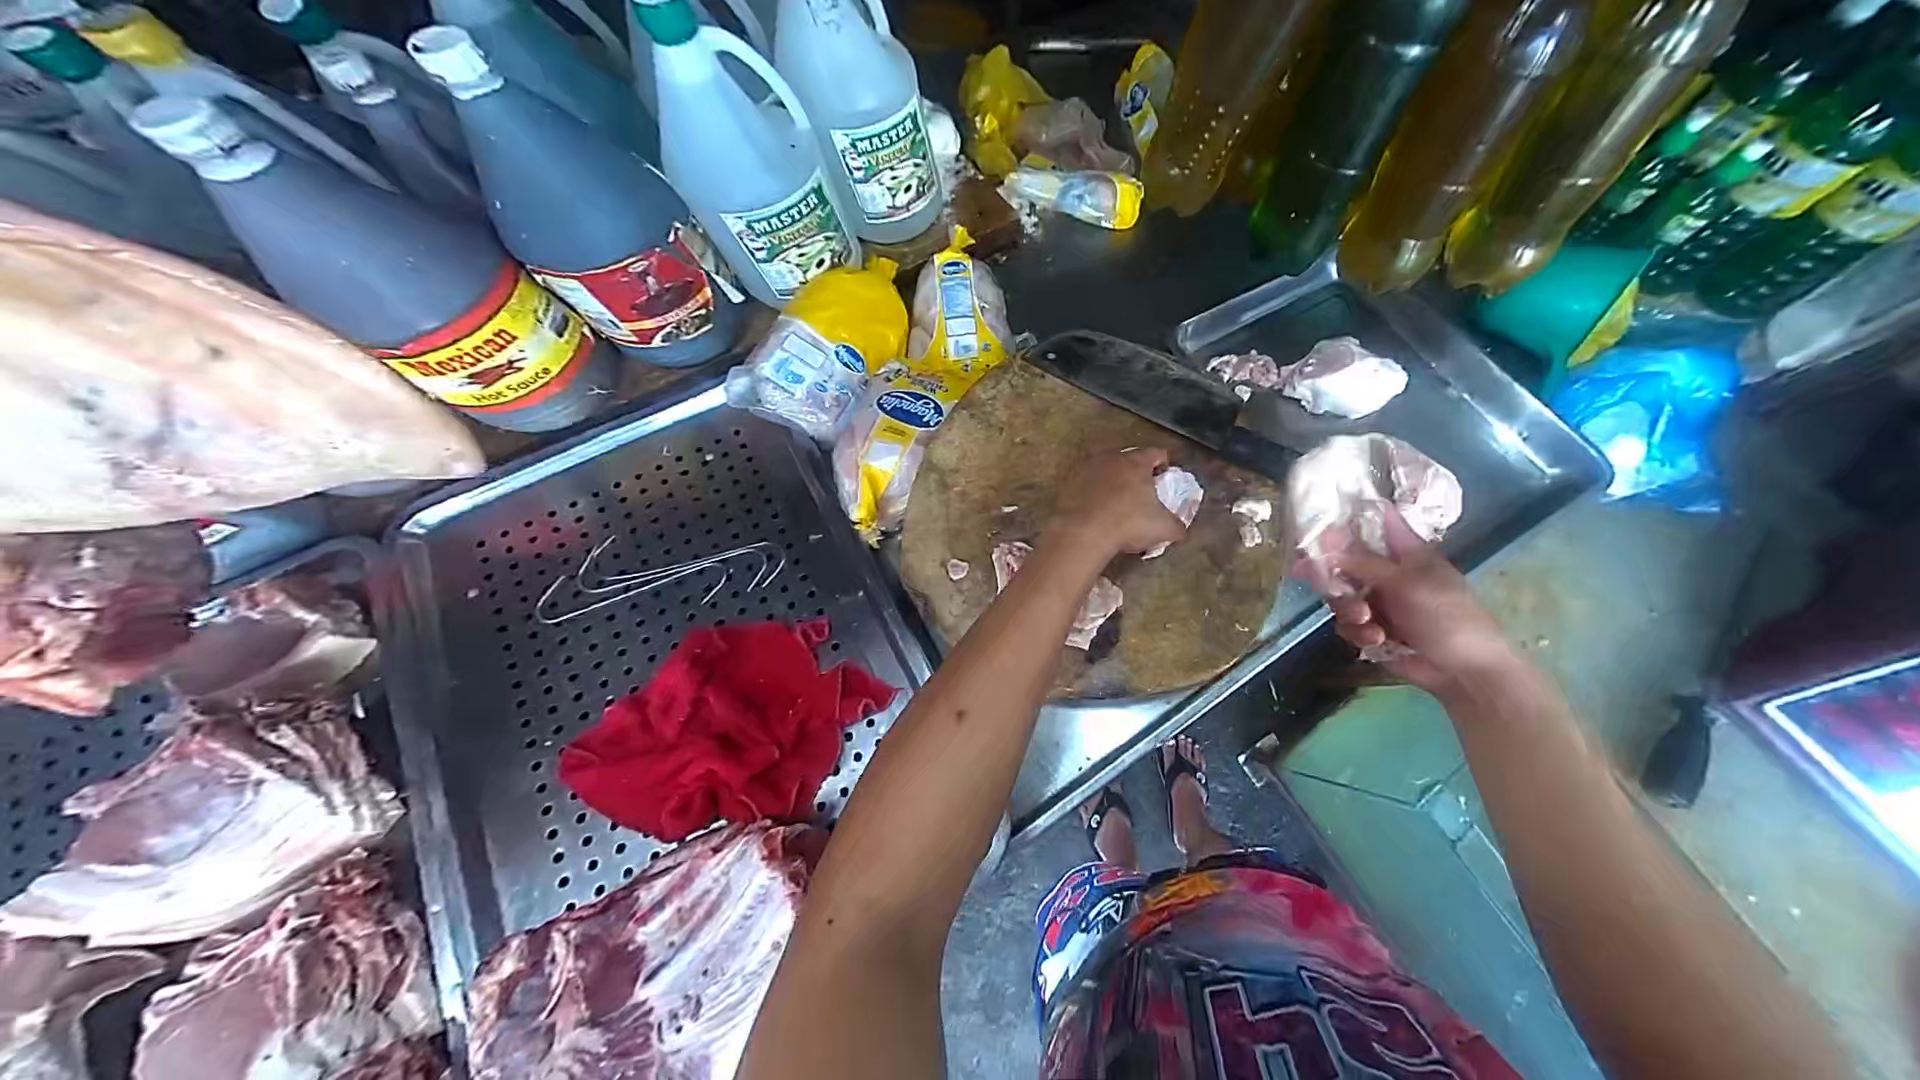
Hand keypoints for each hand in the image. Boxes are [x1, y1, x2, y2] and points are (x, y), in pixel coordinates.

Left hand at [1044, 448, 1188, 558]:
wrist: (1082, 534)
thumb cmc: (1127, 525)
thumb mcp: (1164, 529)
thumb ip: (1178, 526)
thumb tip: (1181, 529)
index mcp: (1137, 462)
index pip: (1157, 453)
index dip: (1165, 465)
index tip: (1166, 478)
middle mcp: (1111, 458)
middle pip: (1130, 458)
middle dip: (1138, 472)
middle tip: (1143, 492)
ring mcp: (1087, 469)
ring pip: (1107, 469)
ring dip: (1114, 481)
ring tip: (1119, 502)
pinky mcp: (1069, 483)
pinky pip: (1087, 483)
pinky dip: (1094, 492)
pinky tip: (1098, 510)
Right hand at [1316, 509, 1524, 696]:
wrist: (1463, 672)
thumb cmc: (1446, 618)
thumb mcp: (1407, 583)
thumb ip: (1364, 563)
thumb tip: (1326, 544)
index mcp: (1406, 555)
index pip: (1376, 524)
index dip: (1347, 522)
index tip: (1318, 531)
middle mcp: (1389, 575)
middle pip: (1345, 563)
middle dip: (1334, 576)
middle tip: (1321, 581)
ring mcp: (1380, 604)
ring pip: (1341, 597)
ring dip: (1349, 610)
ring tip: (1368, 622)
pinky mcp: (1373, 629)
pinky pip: (1348, 624)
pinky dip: (1358, 632)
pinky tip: (1377, 640)